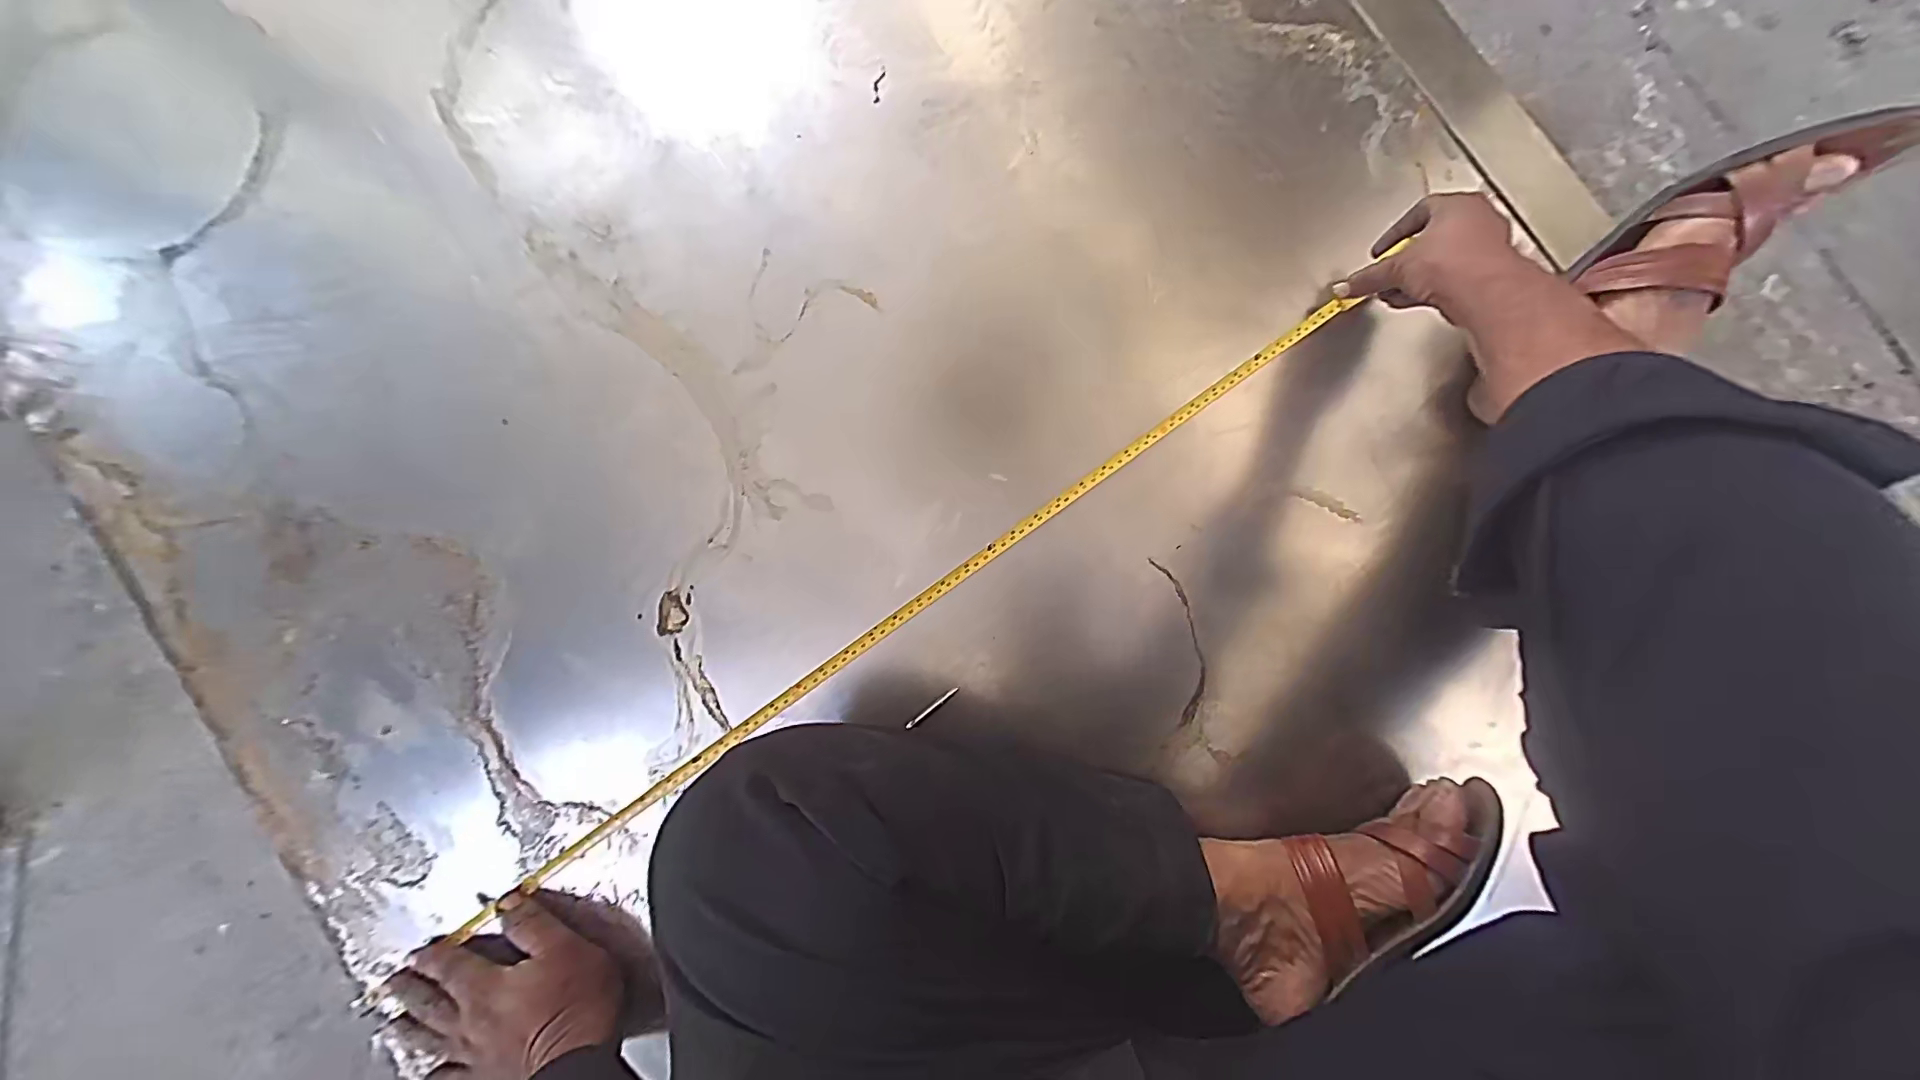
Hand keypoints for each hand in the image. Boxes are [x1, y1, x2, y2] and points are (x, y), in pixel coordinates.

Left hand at [385, 891, 624, 1079]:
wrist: (577, 1057)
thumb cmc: (575, 999)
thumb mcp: (565, 946)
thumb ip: (533, 924)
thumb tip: (509, 902)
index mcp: (488, 985)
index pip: (451, 965)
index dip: (434, 955)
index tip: (420, 950)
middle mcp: (470, 1021)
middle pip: (430, 1003)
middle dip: (410, 990)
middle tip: (393, 982)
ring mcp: (472, 1055)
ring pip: (429, 1040)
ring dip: (409, 1030)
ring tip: (395, 1023)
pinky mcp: (483, 1078)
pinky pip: (445, 1079)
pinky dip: (432, 1074)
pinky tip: (429, 1072)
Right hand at [1334, 193, 1544, 318]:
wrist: (1484, 293)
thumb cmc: (1454, 264)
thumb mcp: (1395, 270)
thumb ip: (1369, 278)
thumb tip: (1349, 285)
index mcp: (1457, 204)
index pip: (1417, 213)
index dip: (1393, 236)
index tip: (1381, 252)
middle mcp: (1477, 218)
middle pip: (1430, 238)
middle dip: (1404, 260)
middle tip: (1389, 274)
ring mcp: (1486, 244)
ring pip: (1441, 259)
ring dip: (1418, 276)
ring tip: (1400, 290)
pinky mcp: (1489, 270)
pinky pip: (1453, 275)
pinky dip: (1433, 286)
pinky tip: (1418, 298)